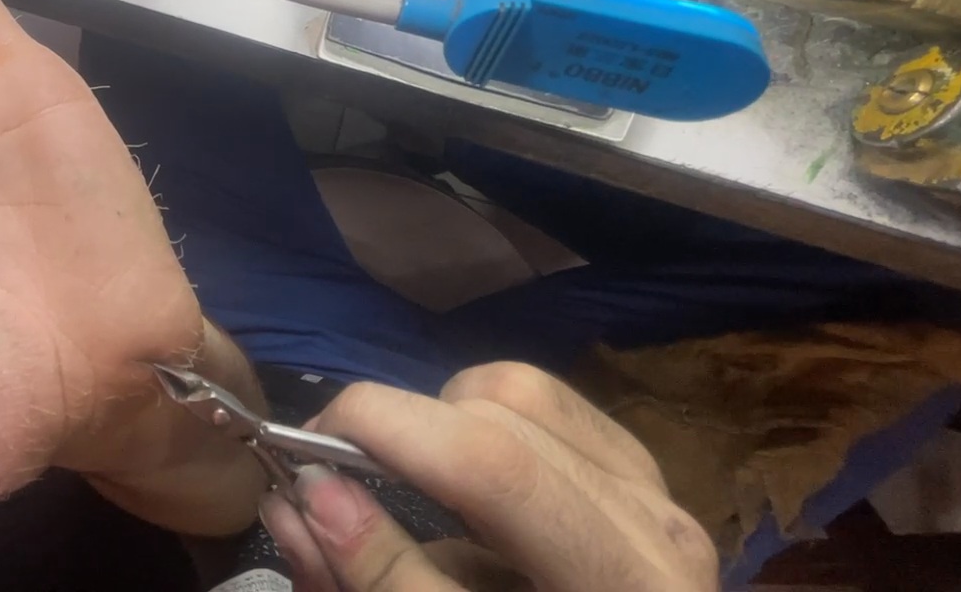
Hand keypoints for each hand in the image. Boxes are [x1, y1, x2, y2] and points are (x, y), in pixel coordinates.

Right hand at [260, 363, 715, 591]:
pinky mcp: (637, 471)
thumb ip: (382, 578)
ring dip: (440, 416)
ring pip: (517, 389)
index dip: (378, 429)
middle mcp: (655, 526)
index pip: (487, 463)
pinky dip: (476, 413)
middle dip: (394, 429)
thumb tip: (305, 490)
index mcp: (625, 586)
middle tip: (339, 471)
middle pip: (494, 416)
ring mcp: (653, 491)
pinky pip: (539, 397)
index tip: (305, 452)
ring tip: (414, 475)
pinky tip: (466, 476)